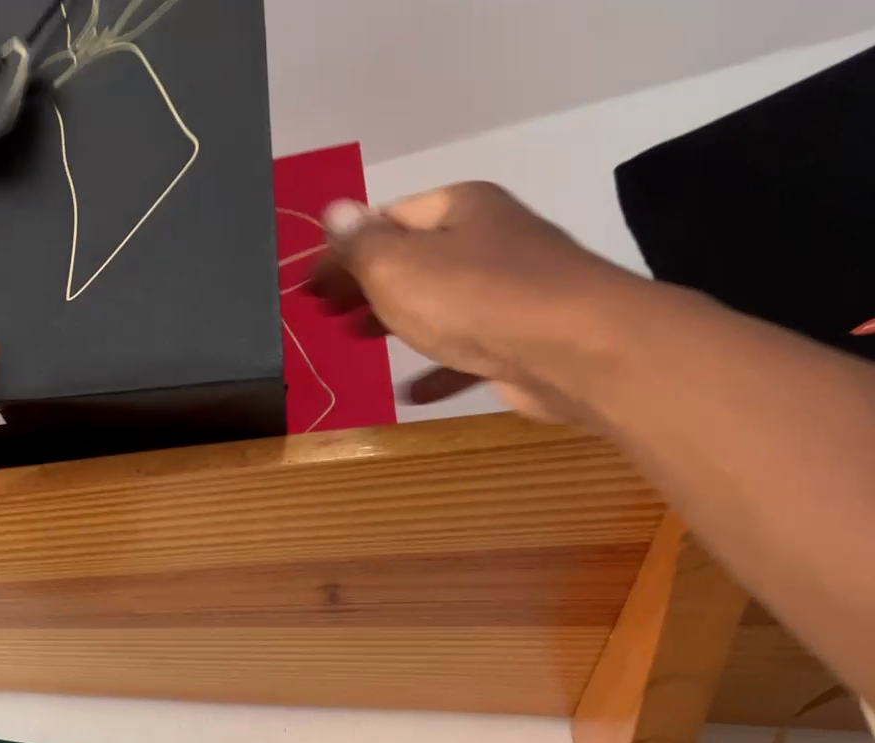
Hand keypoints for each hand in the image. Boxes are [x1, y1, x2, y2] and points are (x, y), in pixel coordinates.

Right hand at [311, 181, 653, 424]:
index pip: (385, 219)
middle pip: (410, 259)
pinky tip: (411, 391)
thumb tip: (334, 211)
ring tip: (356, 340)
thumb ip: (358, 243)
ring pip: (437, 302)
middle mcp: (489, 239)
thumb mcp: (395, 264)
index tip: (309, 286)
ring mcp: (510, 289)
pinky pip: (467, 349)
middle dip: (363, 285)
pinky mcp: (522, 337)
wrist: (575, 348)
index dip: (341, 251)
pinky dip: (436, 365)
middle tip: (326, 313)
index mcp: (459, 209)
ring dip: (393, 321)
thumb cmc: (472, 297)